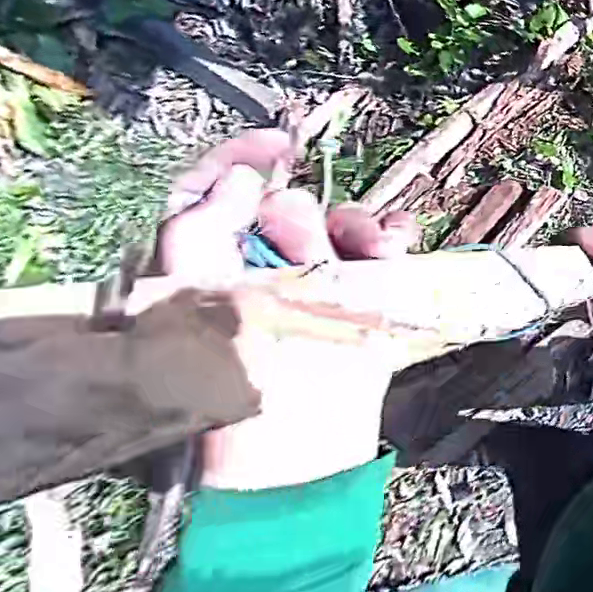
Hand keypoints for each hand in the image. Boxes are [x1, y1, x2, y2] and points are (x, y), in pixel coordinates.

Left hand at [145, 130, 418, 489]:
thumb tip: (242, 180)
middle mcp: (259, 265)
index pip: (214, 191)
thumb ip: (198, 230)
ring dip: (357, 224)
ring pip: (337, 223)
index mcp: (208, 264)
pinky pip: (377, 251)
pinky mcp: (356, 295)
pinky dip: (391, 238)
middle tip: (303, 247)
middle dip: (299, 217)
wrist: (300, 446)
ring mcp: (311, 281)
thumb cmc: (235, 379)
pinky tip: (398, 241)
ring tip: (374, 247)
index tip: (281, 144)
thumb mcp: (194, 303)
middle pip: (286, 206)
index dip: (241, 158)